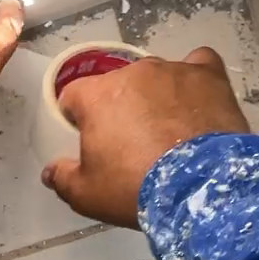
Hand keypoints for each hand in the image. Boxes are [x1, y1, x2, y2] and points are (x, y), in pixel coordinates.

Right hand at [41, 47, 249, 228]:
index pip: (73, 96)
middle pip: (115, 86)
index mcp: (96, 96)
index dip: (76, 118)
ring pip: (154, 77)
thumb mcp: (86, 194)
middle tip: (128, 142)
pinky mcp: (208, 75)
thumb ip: (62, 178)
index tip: (85, 139)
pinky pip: (197, 65)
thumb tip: (50, 171)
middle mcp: (132, 73)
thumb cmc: (134, 188)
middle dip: (118, 108)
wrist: (200, 188)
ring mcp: (173, 70)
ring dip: (153, 97)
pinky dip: (192, 81)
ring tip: (166, 129)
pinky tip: (195, 99)